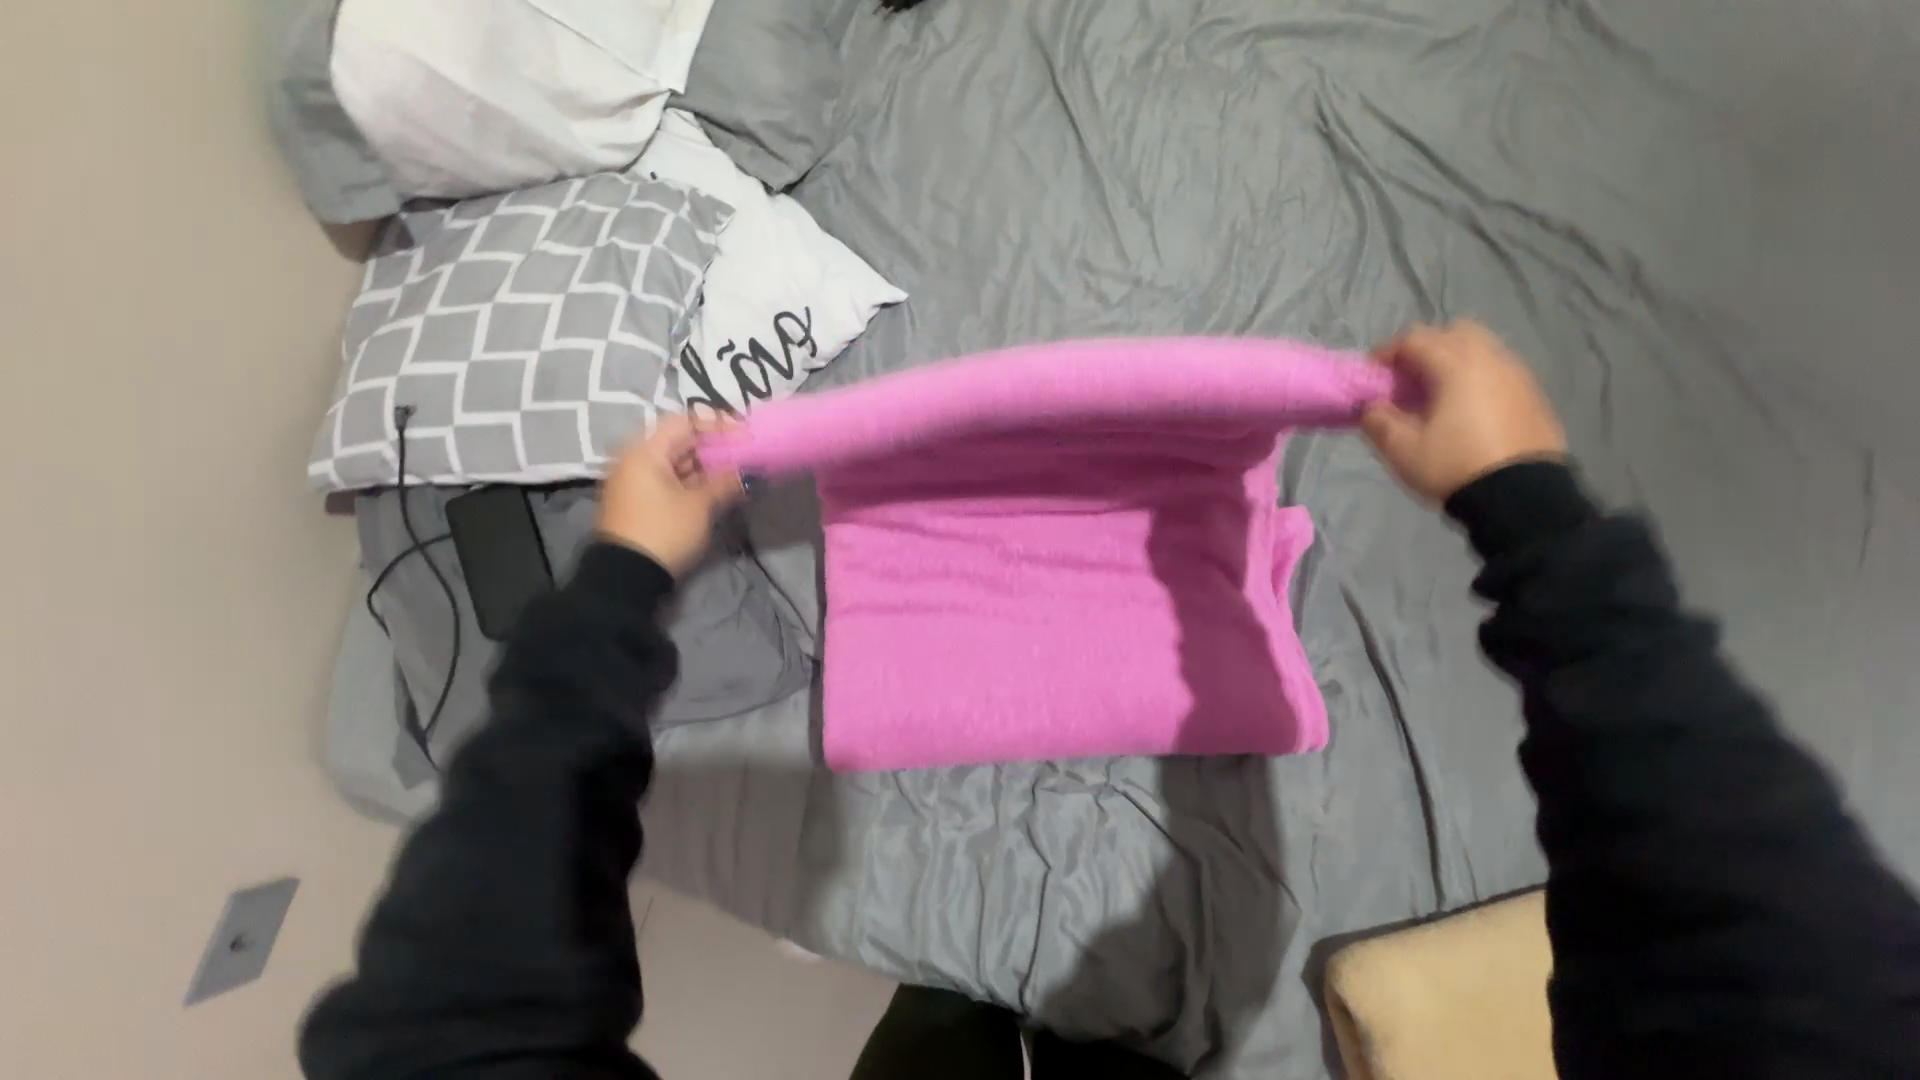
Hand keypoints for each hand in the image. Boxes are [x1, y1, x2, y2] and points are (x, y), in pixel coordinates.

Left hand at [597, 416, 742, 577]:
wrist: (625, 577)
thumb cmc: (664, 531)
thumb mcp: (700, 506)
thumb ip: (726, 482)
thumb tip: (749, 471)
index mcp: (646, 451)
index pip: (685, 421)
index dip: (718, 423)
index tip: (746, 433)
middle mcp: (635, 459)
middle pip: (679, 440)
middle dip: (714, 446)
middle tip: (745, 453)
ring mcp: (634, 481)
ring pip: (675, 462)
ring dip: (705, 465)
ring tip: (736, 472)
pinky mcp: (638, 501)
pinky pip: (668, 479)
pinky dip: (692, 480)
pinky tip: (716, 488)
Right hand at [1360, 320, 1566, 502]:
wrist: (1522, 496)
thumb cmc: (1455, 466)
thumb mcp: (1402, 450)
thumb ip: (1378, 420)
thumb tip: (1372, 405)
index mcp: (1455, 366)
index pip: (1414, 339)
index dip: (1387, 352)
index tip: (1372, 376)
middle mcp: (1490, 359)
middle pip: (1454, 332)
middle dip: (1427, 348)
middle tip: (1408, 378)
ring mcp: (1517, 375)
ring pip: (1481, 349)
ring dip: (1454, 362)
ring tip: (1437, 394)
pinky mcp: (1533, 394)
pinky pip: (1499, 370)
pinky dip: (1477, 377)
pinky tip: (1467, 409)